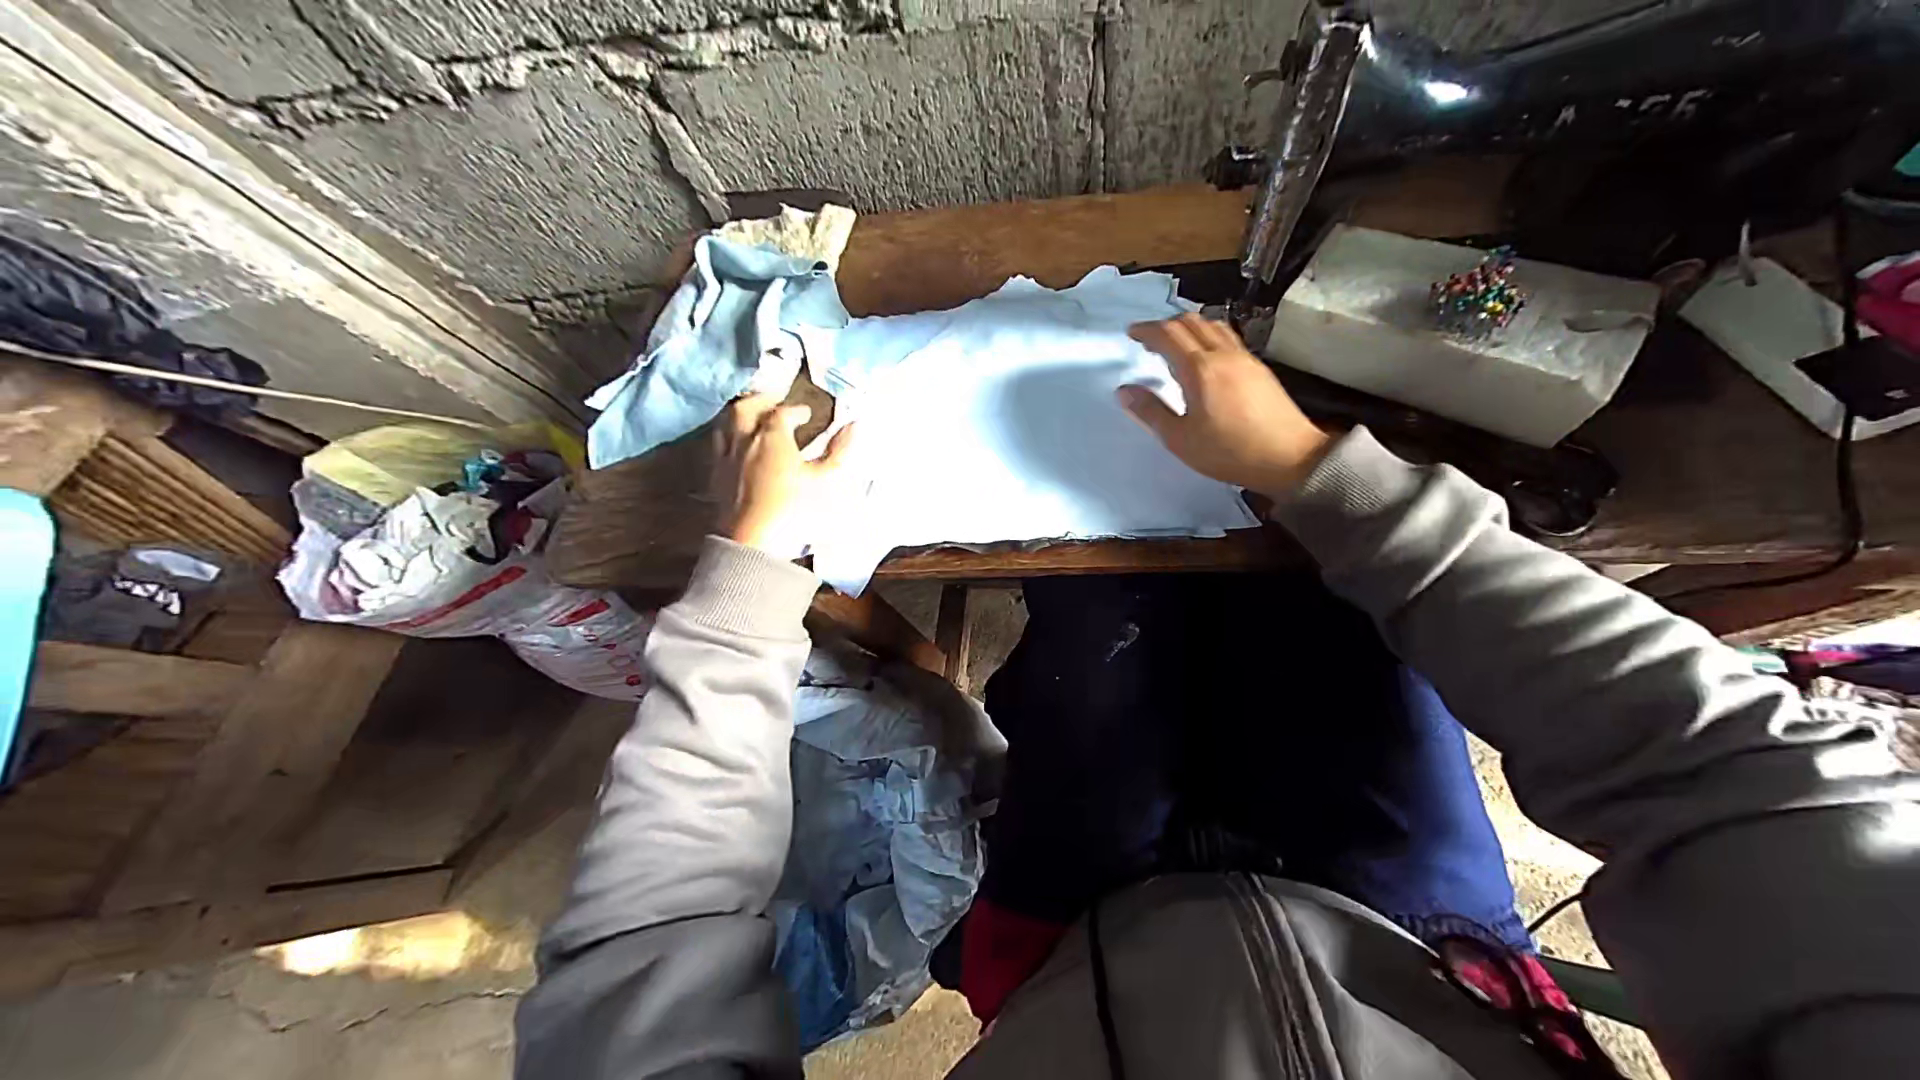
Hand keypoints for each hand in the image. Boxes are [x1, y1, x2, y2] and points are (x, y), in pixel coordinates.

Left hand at [712, 394, 857, 559]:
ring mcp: (726, 457)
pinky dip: (727, 436)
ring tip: (752, 415)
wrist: (752, 541)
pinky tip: (736, 445)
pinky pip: (717, 445)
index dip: (797, 410)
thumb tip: (852, 425)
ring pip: (726, 423)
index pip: (783, 413)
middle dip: (761, 400)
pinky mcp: (714, 476)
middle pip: (746, 407)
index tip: (807, 414)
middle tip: (774, 400)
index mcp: (772, 435)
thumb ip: (838, 451)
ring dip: (740, 413)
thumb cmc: (792, 508)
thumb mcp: (824, 479)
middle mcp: (745, 439)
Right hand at [1119, 314, 1332, 497]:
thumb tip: (1125, 391)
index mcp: (1200, 369)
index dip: (1146, 330)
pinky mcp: (1259, 369)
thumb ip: (1151, 411)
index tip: (1132, 333)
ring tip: (1175, 344)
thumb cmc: (1231, 452)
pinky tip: (1204, 358)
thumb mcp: (1180, 439)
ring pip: (1212, 326)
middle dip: (1165, 325)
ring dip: (1189, 328)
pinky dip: (1207, 337)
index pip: (1168, 334)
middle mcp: (1223, 355)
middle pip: (1191, 322)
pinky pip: (1228, 338)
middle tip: (1148, 338)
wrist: (1290, 458)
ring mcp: (1245, 359)